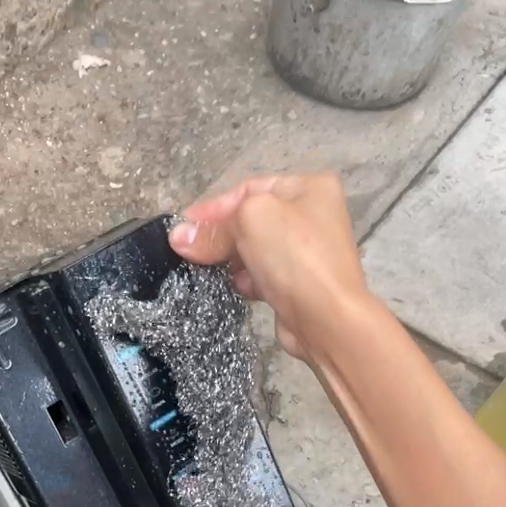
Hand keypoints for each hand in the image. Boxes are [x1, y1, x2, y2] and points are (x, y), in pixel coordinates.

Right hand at [169, 173, 376, 363]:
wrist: (326, 318)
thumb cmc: (294, 256)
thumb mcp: (250, 222)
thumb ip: (214, 228)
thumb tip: (179, 237)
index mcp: (309, 188)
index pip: (251, 189)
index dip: (215, 207)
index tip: (184, 226)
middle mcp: (312, 217)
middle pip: (252, 220)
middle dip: (221, 235)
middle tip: (190, 251)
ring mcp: (307, 254)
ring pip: (256, 251)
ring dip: (231, 260)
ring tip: (208, 270)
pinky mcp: (299, 287)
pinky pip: (264, 277)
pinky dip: (247, 281)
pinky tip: (238, 288)